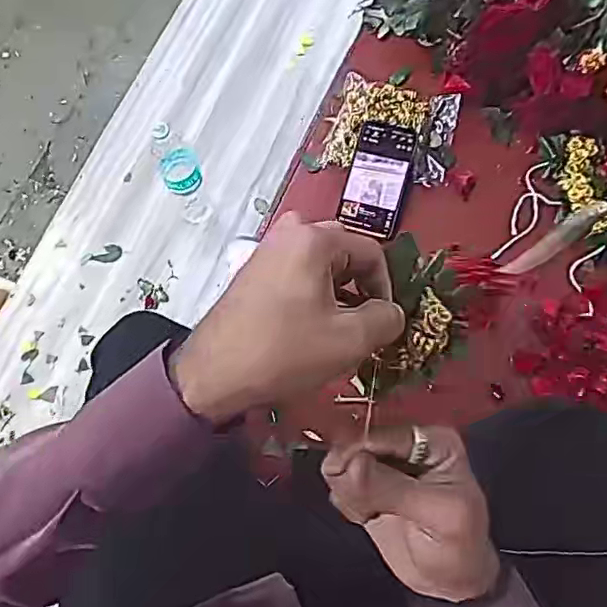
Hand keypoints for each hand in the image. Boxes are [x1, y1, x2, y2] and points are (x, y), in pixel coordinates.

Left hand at [169, 213, 404, 421]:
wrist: (214, 374)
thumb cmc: (283, 351)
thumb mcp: (350, 339)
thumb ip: (387, 318)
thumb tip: (391, 312)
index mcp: (314, 238)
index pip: (372, 253)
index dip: (386, 289)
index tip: (383, 321)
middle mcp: (290, 232)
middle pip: (346, 255)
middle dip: (360, 291)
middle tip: (362, 327)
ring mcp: (268, 249)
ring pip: (321, 267)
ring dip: (337, 296)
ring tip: (335, 333)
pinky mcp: (254, 271)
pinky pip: (297, 274)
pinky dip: (312, 297)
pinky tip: (308, 331)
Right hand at [323, 424, 501, 601]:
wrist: (450, 581)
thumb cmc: (458, 546)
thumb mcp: (436, 515)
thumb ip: (391, 488)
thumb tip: (350, 464)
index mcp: (431, 438)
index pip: (379, 430)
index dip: (355, 449)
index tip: (346, 476)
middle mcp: (405, 443)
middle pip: (354, 441)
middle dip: (351, 474)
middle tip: (366, 506)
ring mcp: (384, 462)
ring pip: (342, 461)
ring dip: (348, 491)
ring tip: (372, 514)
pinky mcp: (366, 483)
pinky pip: (338, 481)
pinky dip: (345, 501)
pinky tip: (366, 517)